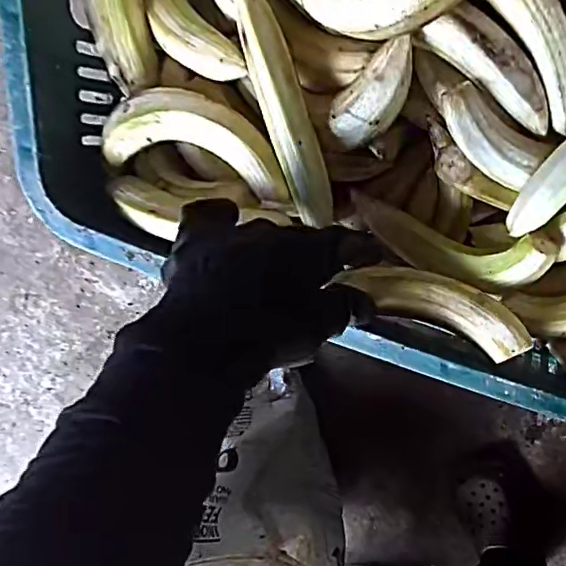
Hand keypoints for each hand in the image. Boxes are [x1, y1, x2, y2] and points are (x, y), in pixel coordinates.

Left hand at [142, 200, 373, 367]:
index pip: (344, 241)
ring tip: (275, 265)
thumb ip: (344, 308)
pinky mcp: (194, 243)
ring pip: (260, 230)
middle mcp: (272, 231)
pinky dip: (222, 221)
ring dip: (272, 246)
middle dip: (313, 254)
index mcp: (308, 249)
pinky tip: (226, 222)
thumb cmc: (271, 335)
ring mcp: (231, 235)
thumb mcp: (320, 326)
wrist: (202, 346)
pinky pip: (210, 219)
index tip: (372, 255)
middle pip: (300, 237)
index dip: (360, 248)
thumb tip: (363, 301)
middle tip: (320, 274)